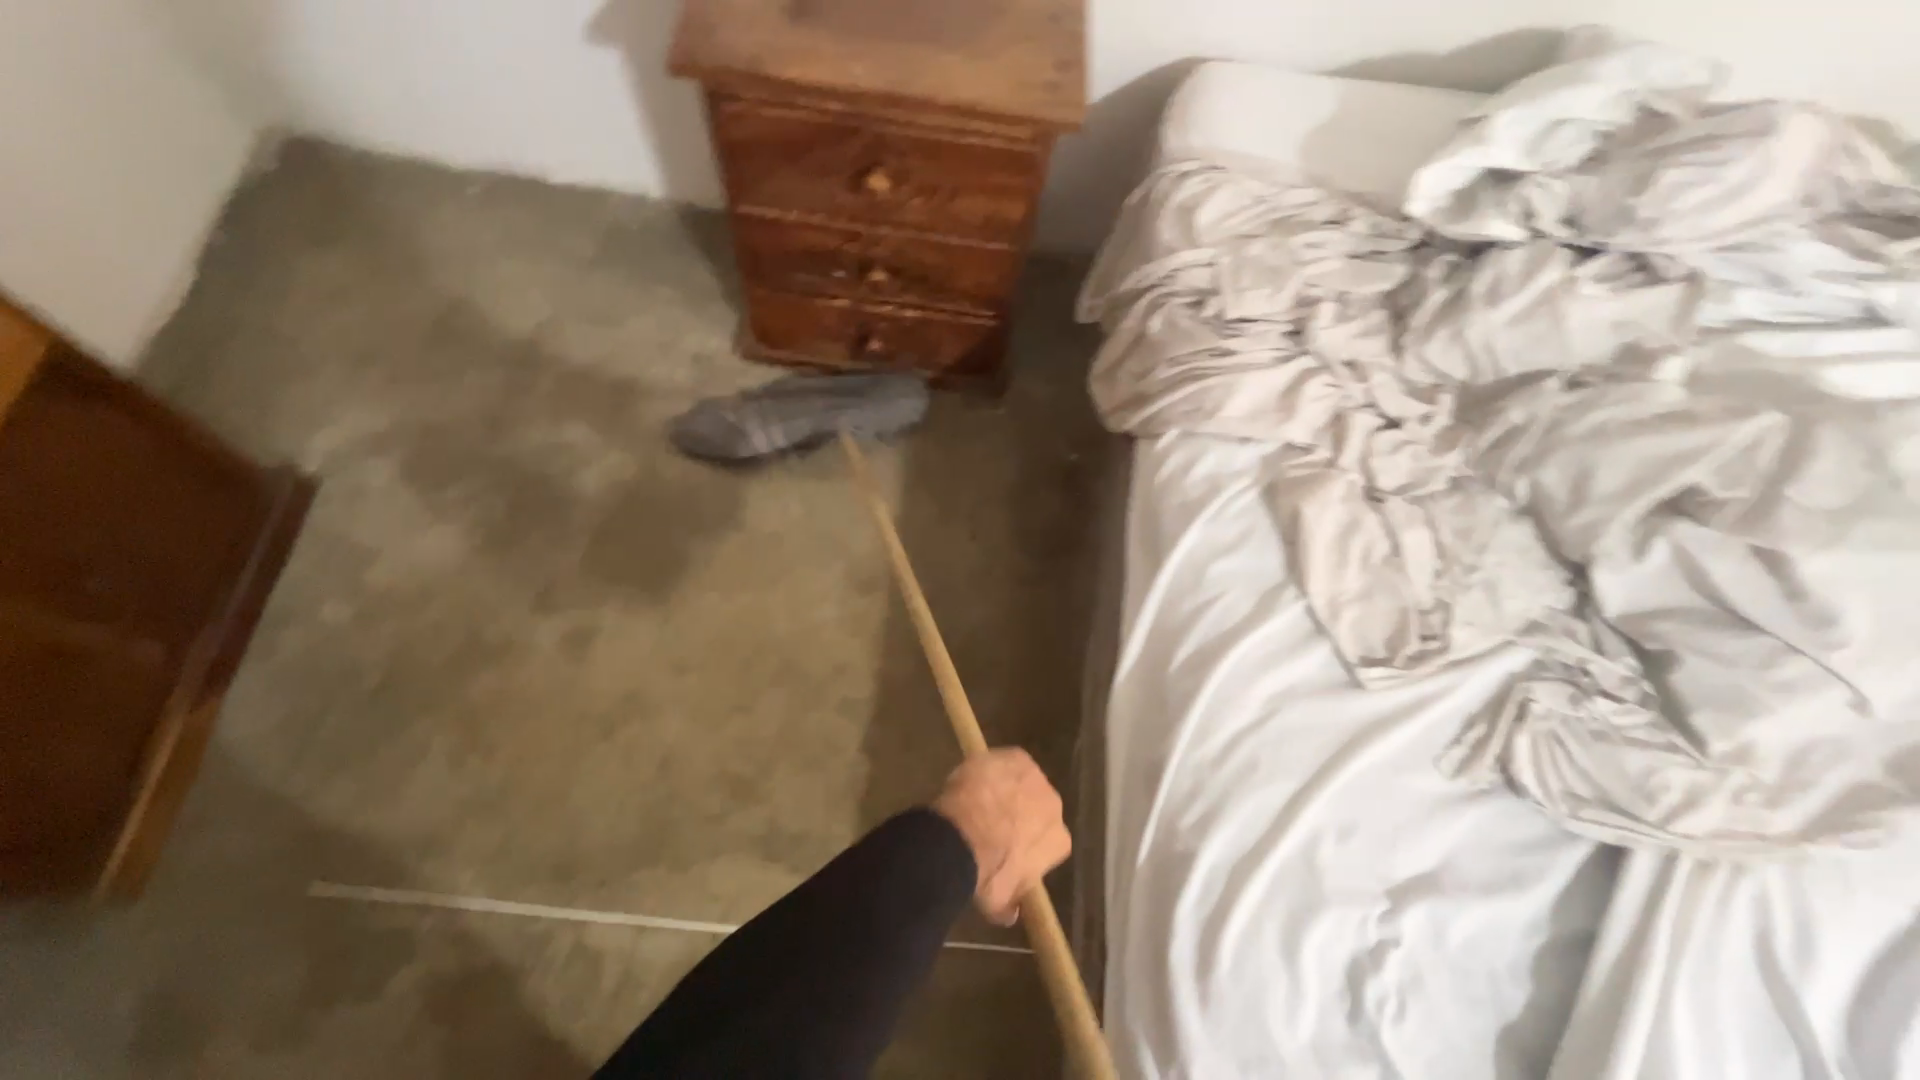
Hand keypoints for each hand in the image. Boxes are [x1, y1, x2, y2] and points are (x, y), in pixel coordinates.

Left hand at [931, 748, 1070, 926]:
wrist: (963, 839)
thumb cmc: (986, 875)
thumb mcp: (999, 903)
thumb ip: (1009, 905)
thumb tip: (1011, 914)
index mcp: (1059, 842)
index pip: (1049, 840)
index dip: (1028, 842)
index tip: (1007, 847)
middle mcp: (1055, 807)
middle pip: (1039, 806)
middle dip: (1021, 812)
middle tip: (991, 822)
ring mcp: (1036, 779)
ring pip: (1024, 781)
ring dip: (1007, 788)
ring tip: (980, 798)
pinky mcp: (1018, 757)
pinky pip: (1008, 760)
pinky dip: (994, 766)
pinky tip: (976, 775)